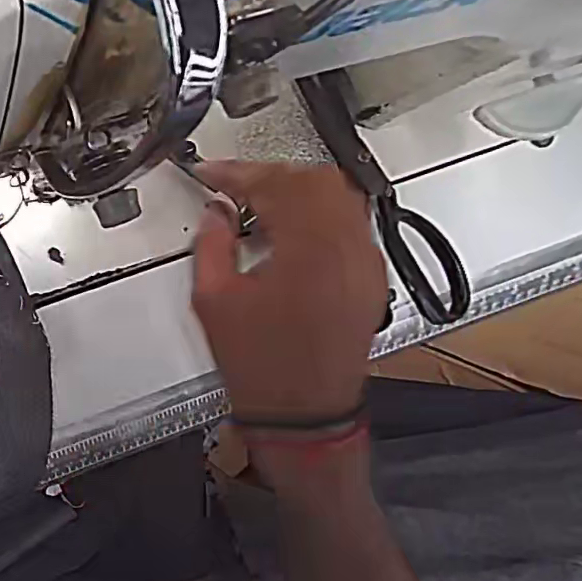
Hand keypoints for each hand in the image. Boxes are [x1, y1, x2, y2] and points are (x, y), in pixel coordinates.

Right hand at [189, 161, 387, 425]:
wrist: (301, 408)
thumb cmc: (261, 364)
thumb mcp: (213, 300)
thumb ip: (212, 244)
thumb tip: (216, 211)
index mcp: (308, 252)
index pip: (275, 186)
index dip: (237, 172)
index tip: (212, 172)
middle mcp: (348, 249)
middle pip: (316, 180)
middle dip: (269, 175)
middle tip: (234, 184)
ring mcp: (365, 262)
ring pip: (339, 196)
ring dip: (296, 191)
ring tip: (258, 204)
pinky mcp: (370, 275)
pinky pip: (349, 223)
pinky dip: (317, 213)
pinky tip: (287, 230)